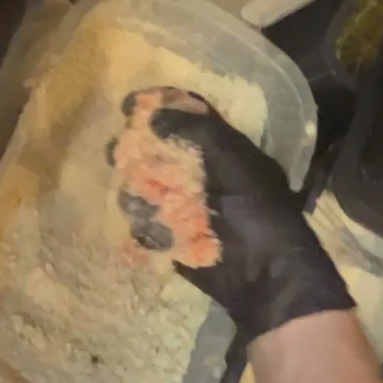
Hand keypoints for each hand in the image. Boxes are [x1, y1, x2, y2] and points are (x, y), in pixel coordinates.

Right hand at [118, 87, 352, 339]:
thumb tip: (154, 116)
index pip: (189, 116)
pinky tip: (147, 230)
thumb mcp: (235, 162)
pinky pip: (147, 226)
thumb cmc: (258, 213)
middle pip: (160, 152)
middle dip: (136, 150)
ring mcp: (187, 208)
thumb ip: (197, 133)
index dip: (160, 105)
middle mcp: (203, 174)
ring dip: (135, 191)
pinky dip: (143, 227)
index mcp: (224, 150)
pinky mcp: (175, 239)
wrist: (265, 277)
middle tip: (116, 152)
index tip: (127, 105)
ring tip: (135, 199)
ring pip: (147, 189)